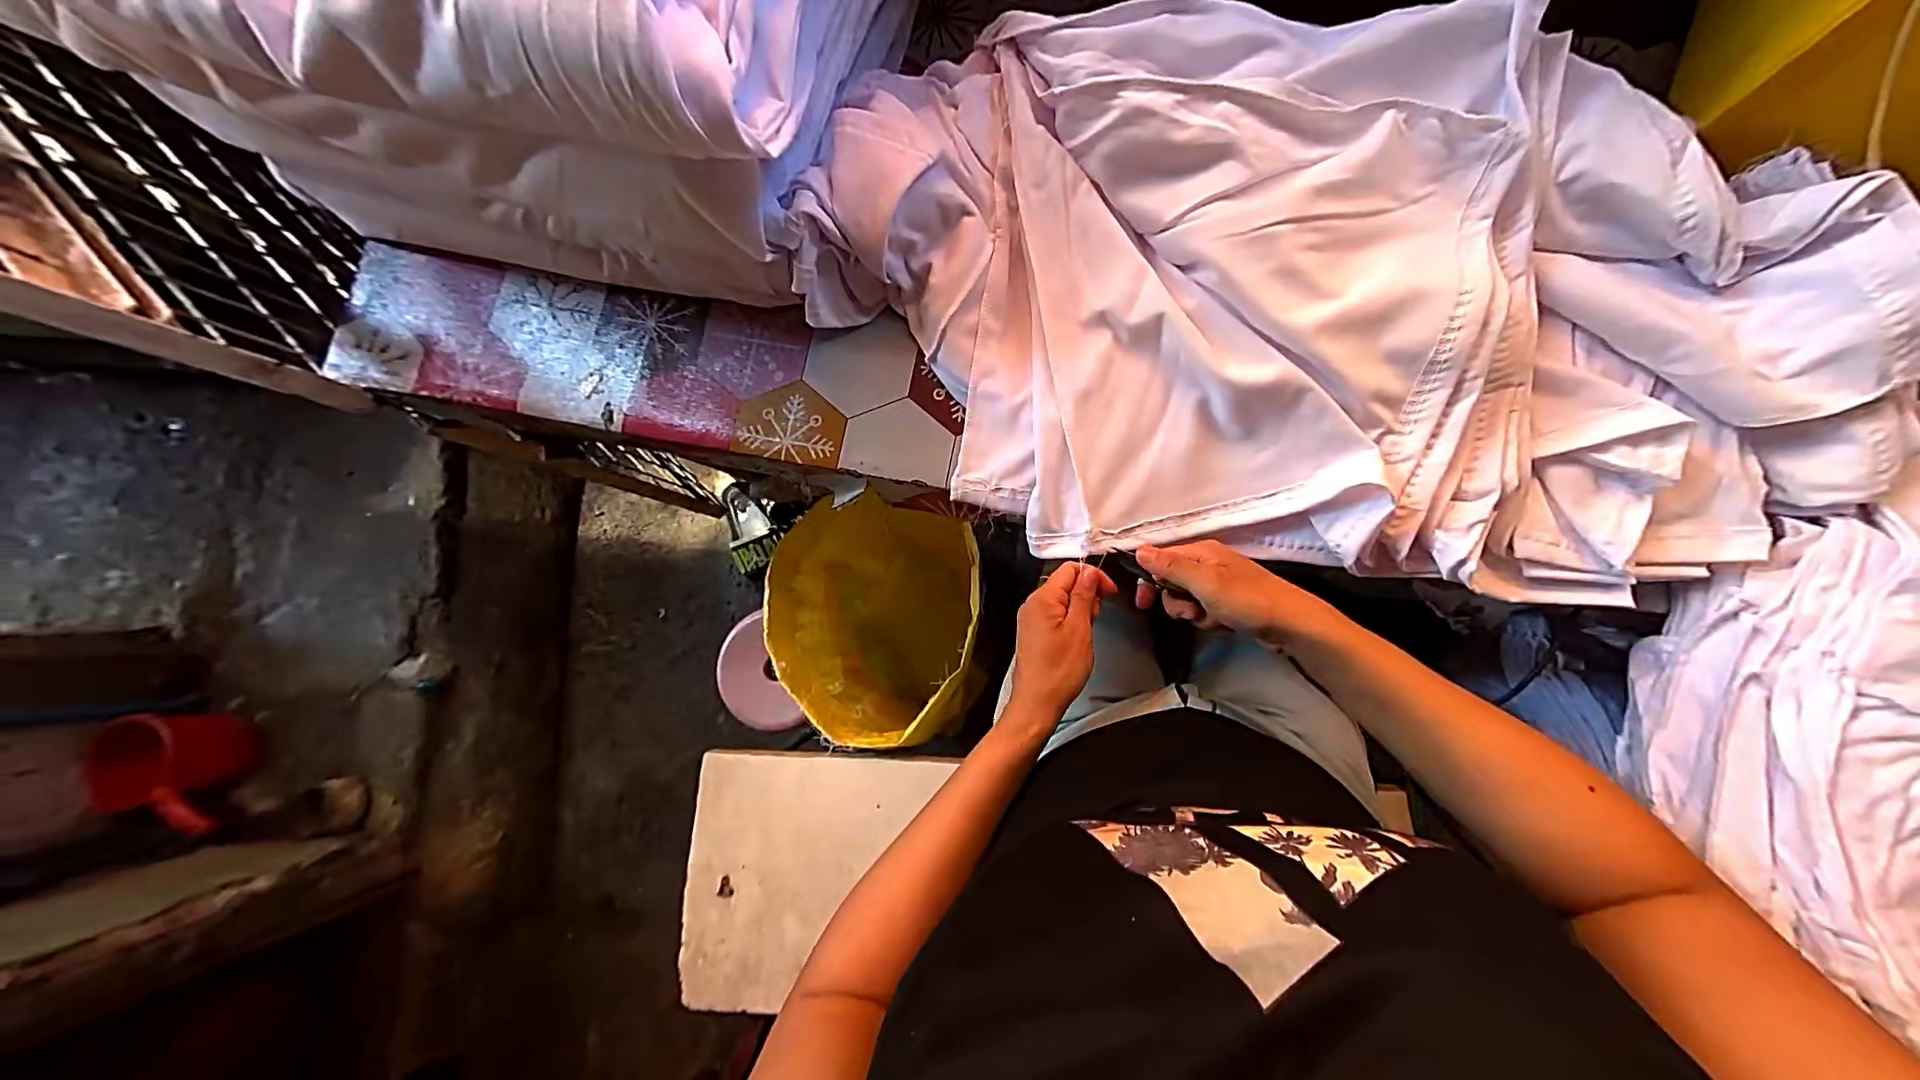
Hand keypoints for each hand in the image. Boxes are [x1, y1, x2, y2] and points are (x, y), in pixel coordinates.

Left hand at [1007, 562, 1116, 719]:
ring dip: (1080, 609)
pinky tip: (1077, 637)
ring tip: (1085, 632)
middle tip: (1095, 617)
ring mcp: (1031, 617)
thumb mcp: (1079, 629)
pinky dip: (1071, 620)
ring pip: (1062, 599)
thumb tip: (1090, 573)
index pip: (1070, 569)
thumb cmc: (1058, 672)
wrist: (1037, 702)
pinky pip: (1055, 613)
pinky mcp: (1034, 630)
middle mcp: (1032, 604)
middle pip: (1065, 582)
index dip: (1093, 576)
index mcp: (1042, 599)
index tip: (1109, 591)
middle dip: (1087, 594)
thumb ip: (1084, 596)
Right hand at [1133, 540, 1336, 645]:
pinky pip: (1203, 610)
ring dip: (1193, 613)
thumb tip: (1139, 550)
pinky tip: (1223, 624)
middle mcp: (1208, 563)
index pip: (1160, 559)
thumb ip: (1170, 566)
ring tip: (1212, 619)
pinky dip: (1208, 620)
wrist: (1291, 625)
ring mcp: (1219, 584)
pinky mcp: (1227, 603)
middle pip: (1171, 581)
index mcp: (1202, 552)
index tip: (1144, 602)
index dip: (1149, 580)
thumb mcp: (1204, 582)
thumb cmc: (1247, 600)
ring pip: (1186, 599)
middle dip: (1176, 601)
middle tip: (1190, 613)